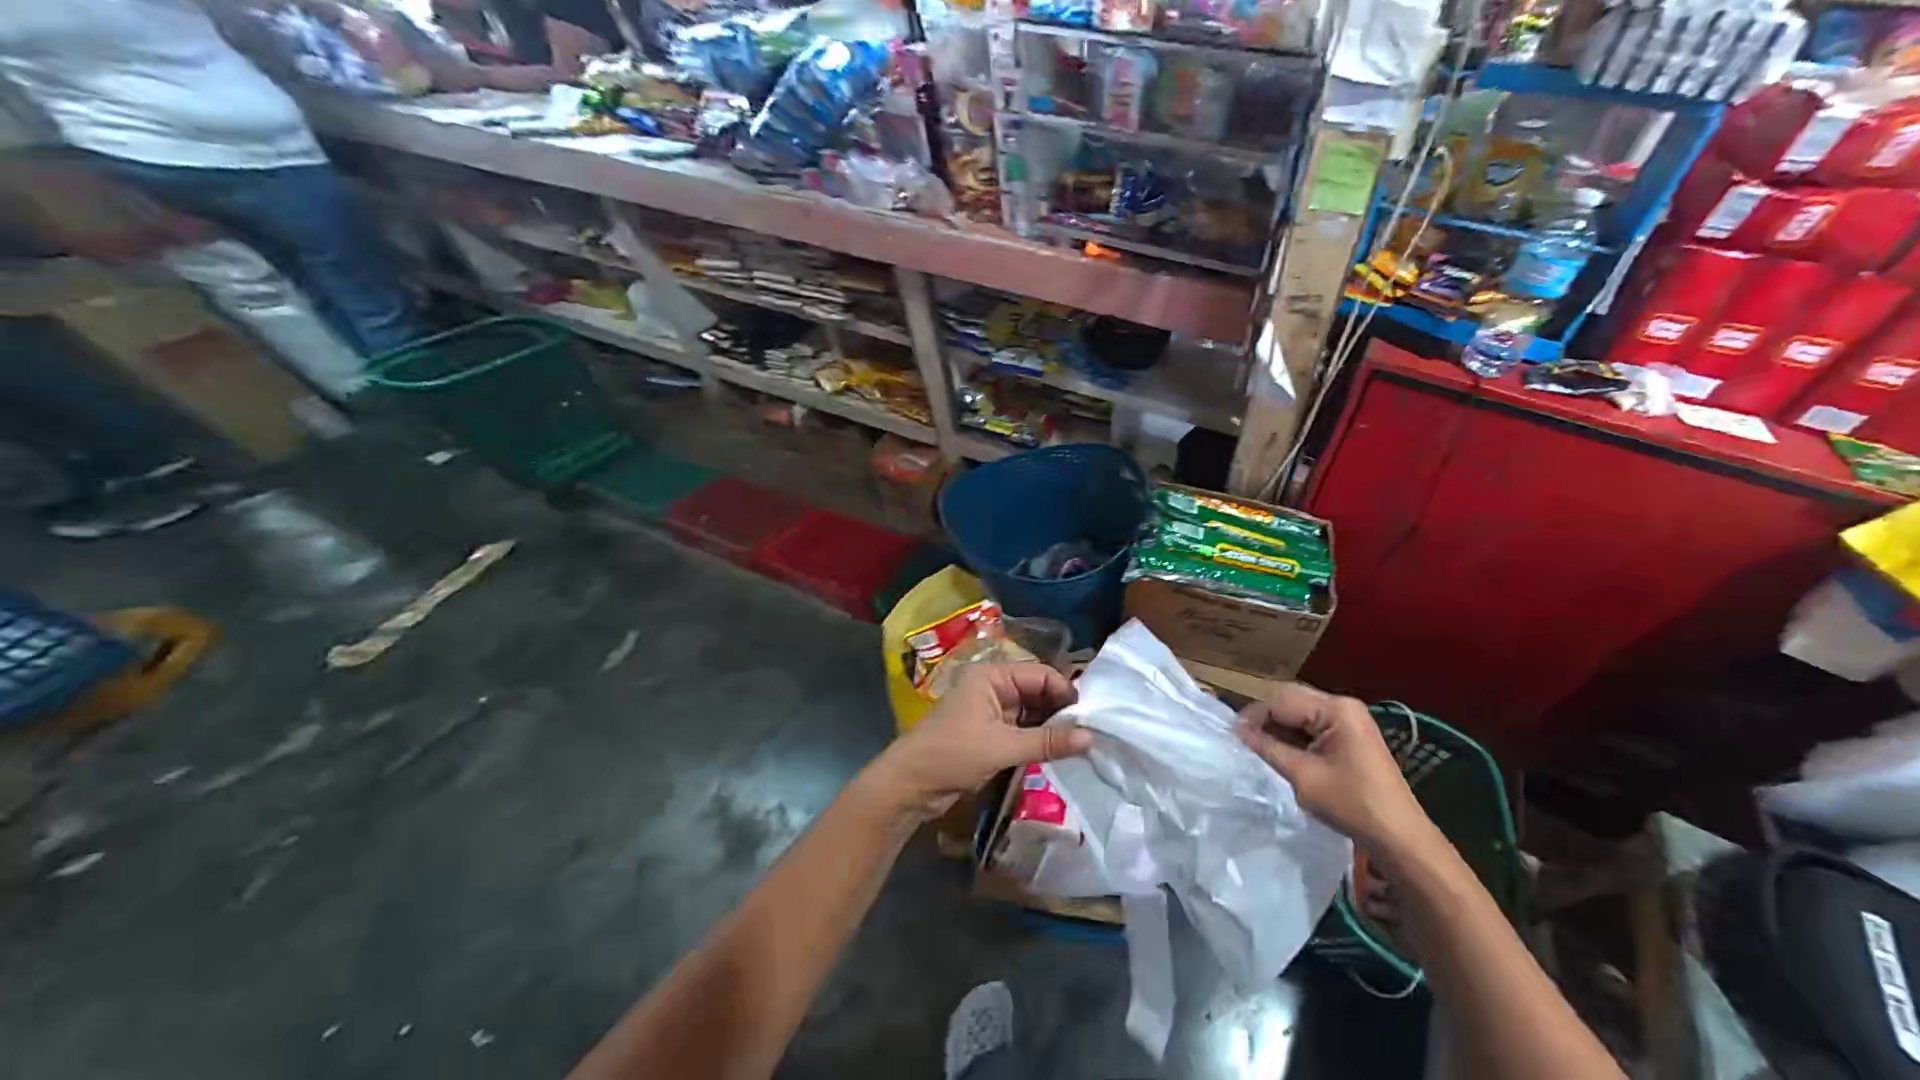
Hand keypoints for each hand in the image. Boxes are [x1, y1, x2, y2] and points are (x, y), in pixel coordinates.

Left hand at [864, 663, 1090, 822]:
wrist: (910, 785)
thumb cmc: (953, 754)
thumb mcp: (1003, 746)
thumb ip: (1048, 741)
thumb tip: (1091, 737)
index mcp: (991, 675)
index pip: (1040, 674)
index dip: (1065, 692)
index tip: (1091, 716)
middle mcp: (991, 686)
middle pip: (1036, 691)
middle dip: (1061, 710)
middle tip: (1090, 732)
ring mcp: (989, 710)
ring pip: (1030, 712)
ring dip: (1051, 726)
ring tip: (1079, 743)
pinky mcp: (988, 733)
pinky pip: (1021, 729)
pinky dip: (1037, 739)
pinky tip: (1058, 751)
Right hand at [1234, 683, 1432, 853]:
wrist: (1399, 835)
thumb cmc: (1352, 804)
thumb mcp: (1302, 776)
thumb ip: (1268, 748)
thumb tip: (1238, 731)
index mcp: (1336, 709)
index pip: (1281, 701)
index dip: (1254, 717)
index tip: (1233, 736)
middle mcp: (1343, 706)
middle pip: (1290, 700)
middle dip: (1266, 719)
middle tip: (1246, 741)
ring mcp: (1349, 719)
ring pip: (1299, 711)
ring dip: (1279, 728)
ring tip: (1261, 749)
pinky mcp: (1350, 734)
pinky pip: (1312, 724)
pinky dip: (1295, 736)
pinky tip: (1283, 753)